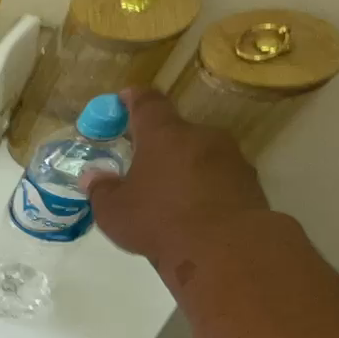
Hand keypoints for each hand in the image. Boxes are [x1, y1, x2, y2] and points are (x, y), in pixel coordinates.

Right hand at [85, 87, 269, 267]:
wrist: (221, 242)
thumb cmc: (156, 219)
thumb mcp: (112, 209)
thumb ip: (101, 188)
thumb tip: (93, 176)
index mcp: (164, 136)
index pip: (148, 105)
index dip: (134, 98)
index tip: (125, 95)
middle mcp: (200, 136)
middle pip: (174, 132)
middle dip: (154, 146)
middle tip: (136, 166)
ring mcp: (229, 155)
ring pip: (195, 153)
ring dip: (177, 166)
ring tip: (160, 194)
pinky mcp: (245, 177)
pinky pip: (213, 173)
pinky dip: (197, 184)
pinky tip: (185, 208)